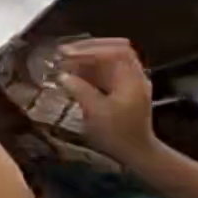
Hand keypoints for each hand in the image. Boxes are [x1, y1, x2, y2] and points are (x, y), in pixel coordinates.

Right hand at [56, 38, 160, 164]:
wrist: (134, 150)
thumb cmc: (117, 133)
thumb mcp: (96, 112)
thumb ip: (80, 90)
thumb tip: (62, 75)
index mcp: (132, 81)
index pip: (118, 52)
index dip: (91, 49)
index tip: (66, 54)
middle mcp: (133, 77)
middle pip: (116, 49)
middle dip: (88, 47)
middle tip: (62, 53)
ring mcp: (127, 81)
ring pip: (109, 58)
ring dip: (85, 56)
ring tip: (62, 61)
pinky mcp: (118, 88)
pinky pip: (104, 69)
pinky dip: (87, 67)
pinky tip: (70, 73)